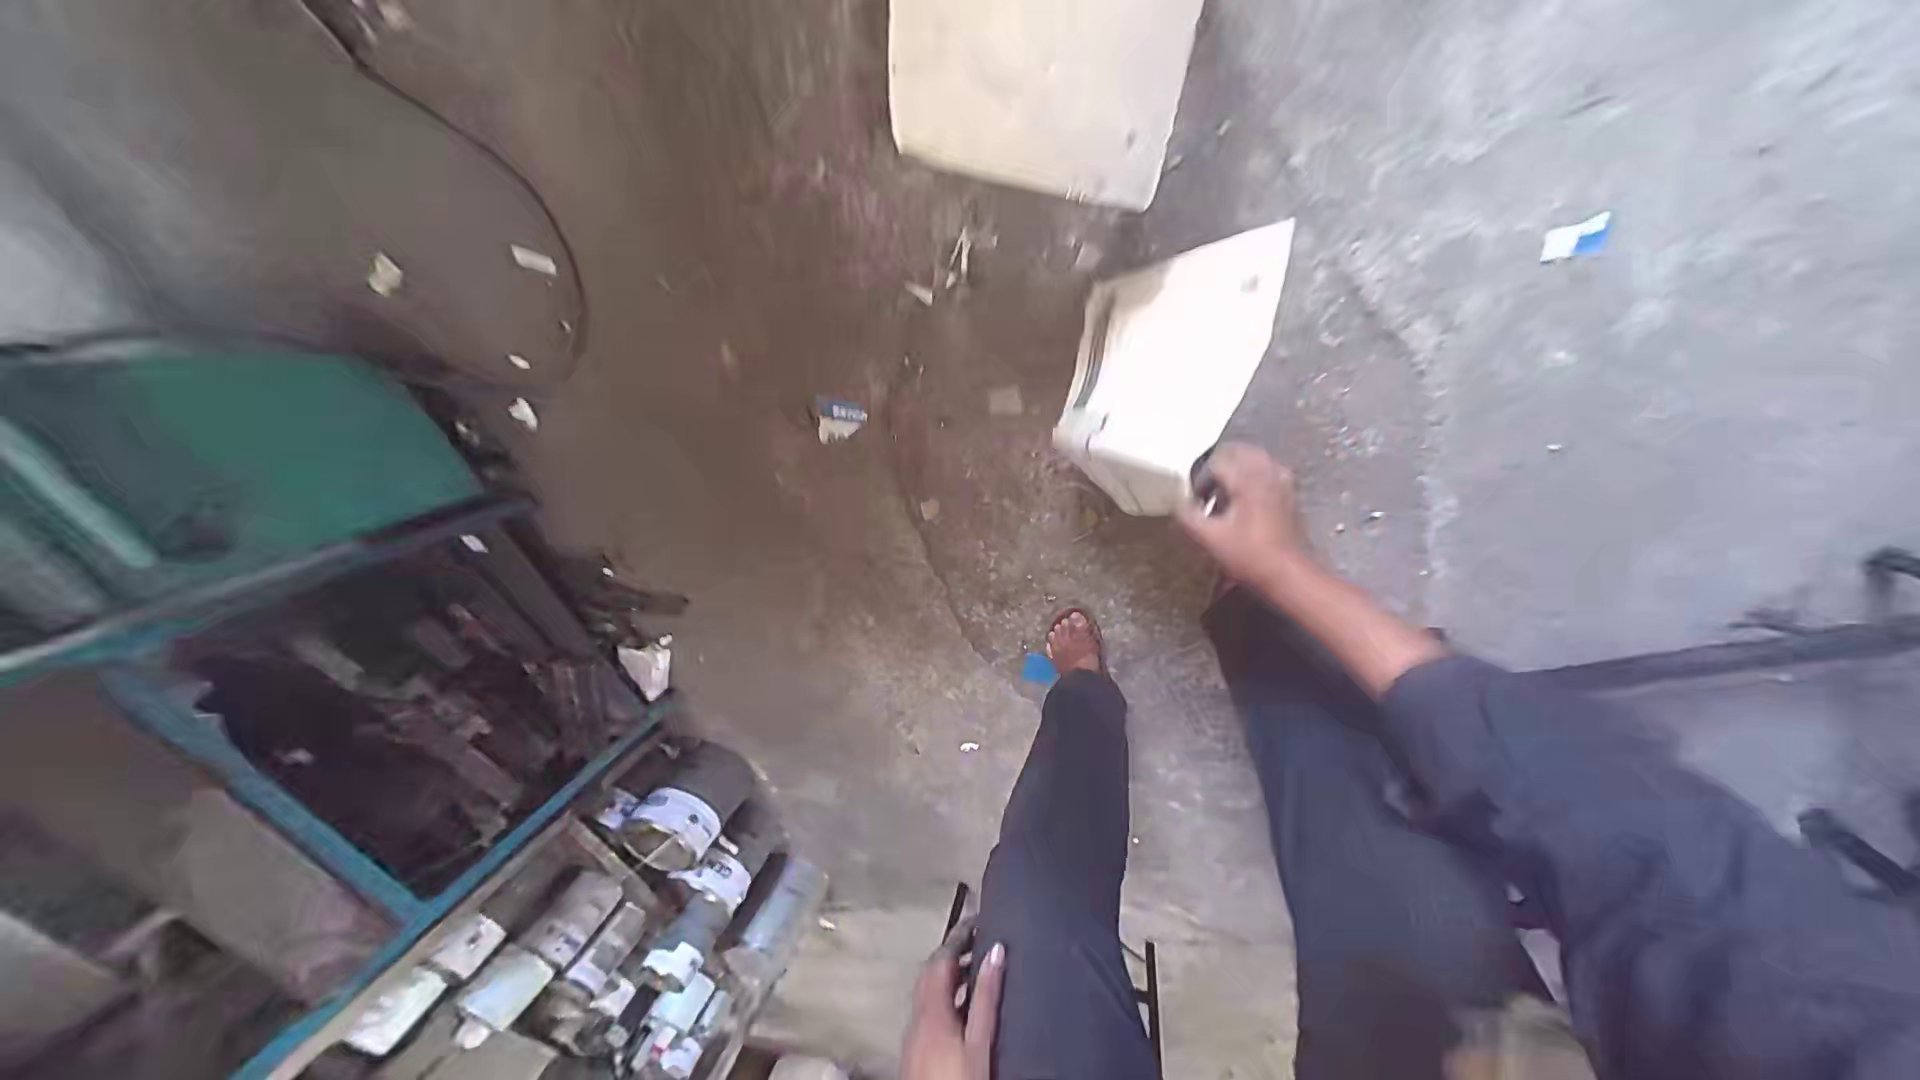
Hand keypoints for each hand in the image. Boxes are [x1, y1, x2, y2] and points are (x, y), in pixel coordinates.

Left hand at [901, 919, 1005, 1079]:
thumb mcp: (981, 1043)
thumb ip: (987, 996)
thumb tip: (996, 950)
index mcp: (931, 1012)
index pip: (941, 959)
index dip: (958, 936)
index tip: (977, 920)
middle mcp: (917, 1020)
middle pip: (930, 973)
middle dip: (952, 953)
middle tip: (979, 942)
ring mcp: (914, 1038)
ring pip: (928, 993)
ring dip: (949, 976)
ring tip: (978, 971)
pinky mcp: (916, 1055)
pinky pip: (929, 1012)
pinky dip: (946, 998)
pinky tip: (966, 1009)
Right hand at [1177, 442, 1310, 583]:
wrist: (1290, 574)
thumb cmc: (1248, 555)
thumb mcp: (1209, 538)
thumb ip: (1188, 516)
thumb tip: (1179, 504)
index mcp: (1247, 480)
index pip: (1217, 462)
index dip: (1201, 478)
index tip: (1196, 498)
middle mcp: (1268, 474)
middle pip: (1241, 451)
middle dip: (1220, 464)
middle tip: (1208, 485)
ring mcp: (1283, 484)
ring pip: (1258, 459)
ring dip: (1239, 468)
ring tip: (1225, 489)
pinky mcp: (1291, 496)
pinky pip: (1270, 472)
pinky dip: (1255, 477)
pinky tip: (1247, 498)